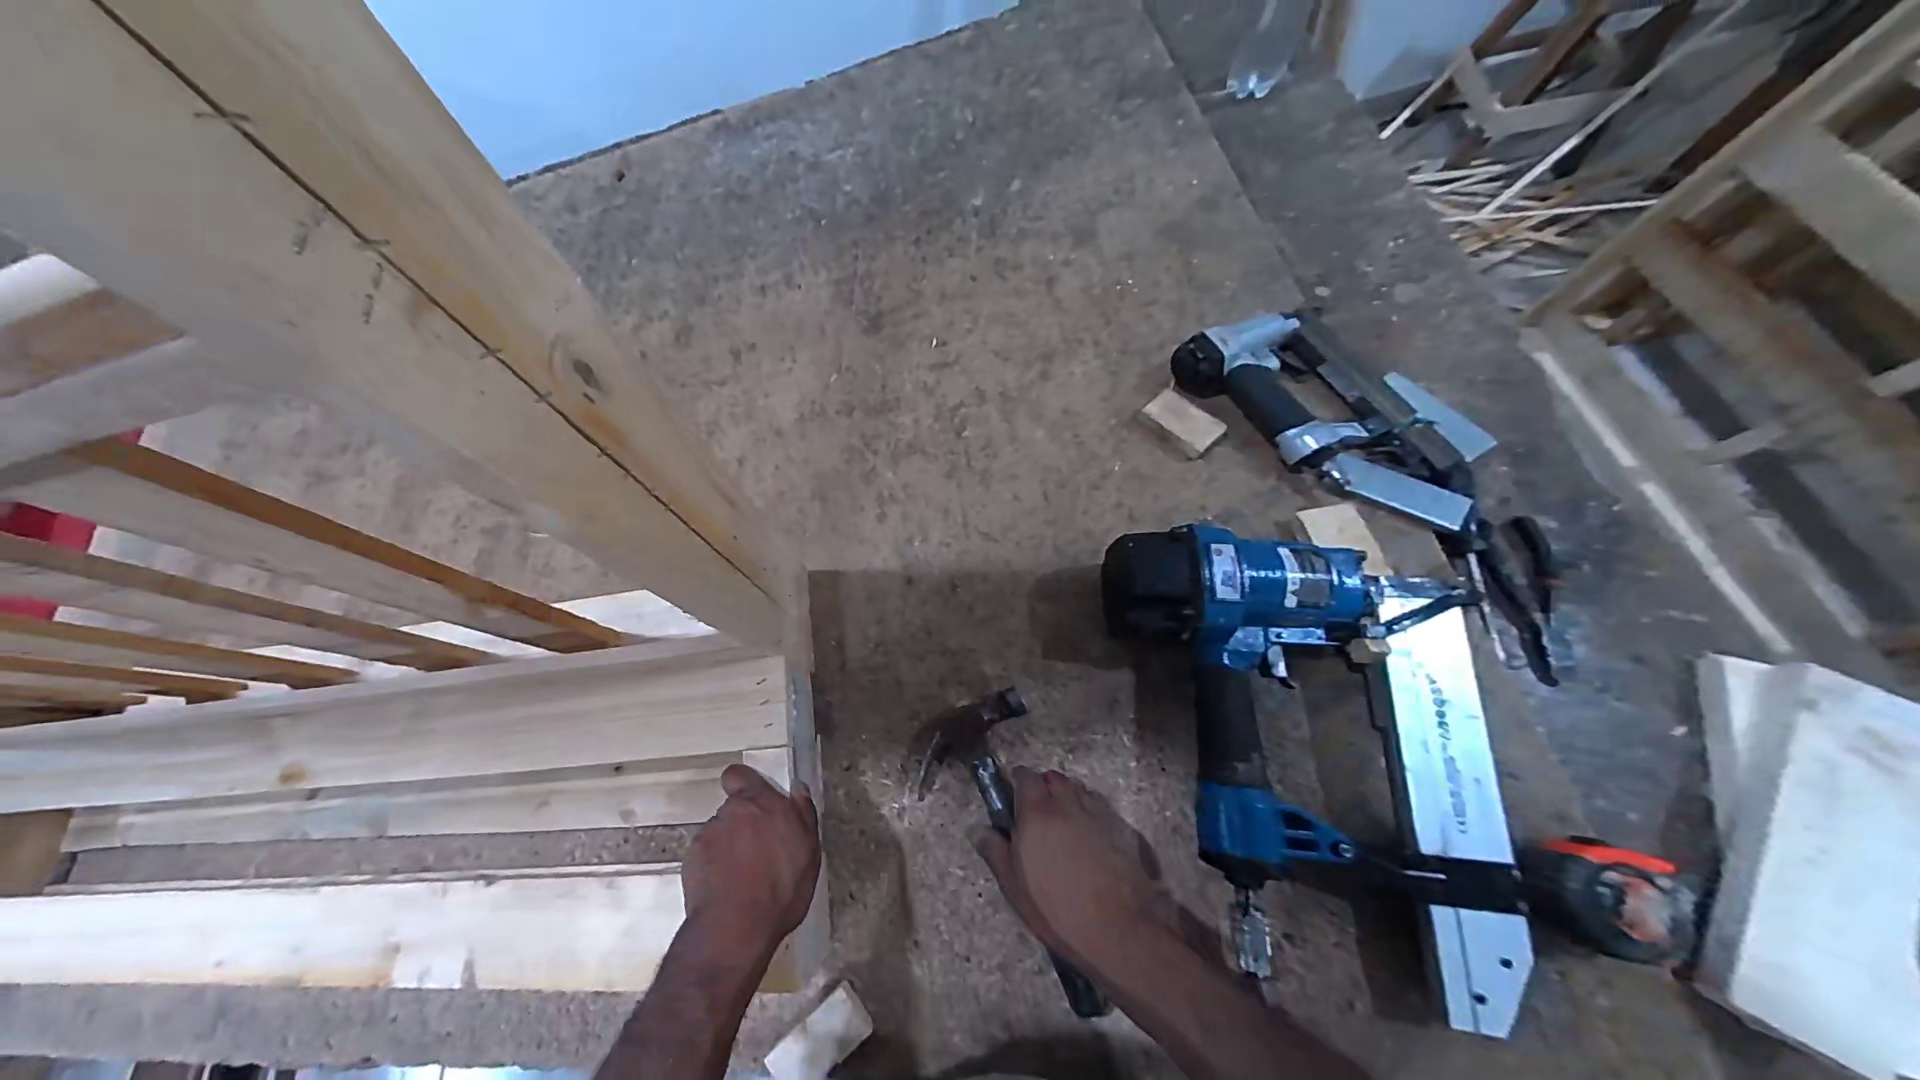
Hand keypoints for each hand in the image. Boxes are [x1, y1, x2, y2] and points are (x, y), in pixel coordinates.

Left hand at [681, 764, 820, 953]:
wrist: (737, 927)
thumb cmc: (782, 885)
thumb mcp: (809, 848)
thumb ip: (802, 812)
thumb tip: (798, 787)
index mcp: (760, 802)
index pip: (739, 775)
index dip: (742, 782)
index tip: (752, 797)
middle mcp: (731, 812)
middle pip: (733, 809)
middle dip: (744, 823)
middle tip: (760, 849)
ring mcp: (707, 837)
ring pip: (720, 834)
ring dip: (729, 847)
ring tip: (744, 876)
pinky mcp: (690, 862)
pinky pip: (705, 857)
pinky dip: (714, 868)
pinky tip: (727, 889)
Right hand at [972, 767, 1174, 969]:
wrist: (1117, 925)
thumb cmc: (1057, 908)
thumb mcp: (1014, 886)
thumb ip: (995, 852)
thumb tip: (976, 829)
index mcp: (1036, 812)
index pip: (1026, 777)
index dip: (1018, 781)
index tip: (1013, 793)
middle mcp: (1066, 804)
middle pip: (1054, 778)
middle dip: (1044, 785)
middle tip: (1037, 810)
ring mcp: (1096, 812)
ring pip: (1078, 789)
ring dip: (1067, 795)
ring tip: (1063, 821)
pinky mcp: (1119, 827)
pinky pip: (1098, 806)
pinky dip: (1089, 810)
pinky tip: (1089, 835)